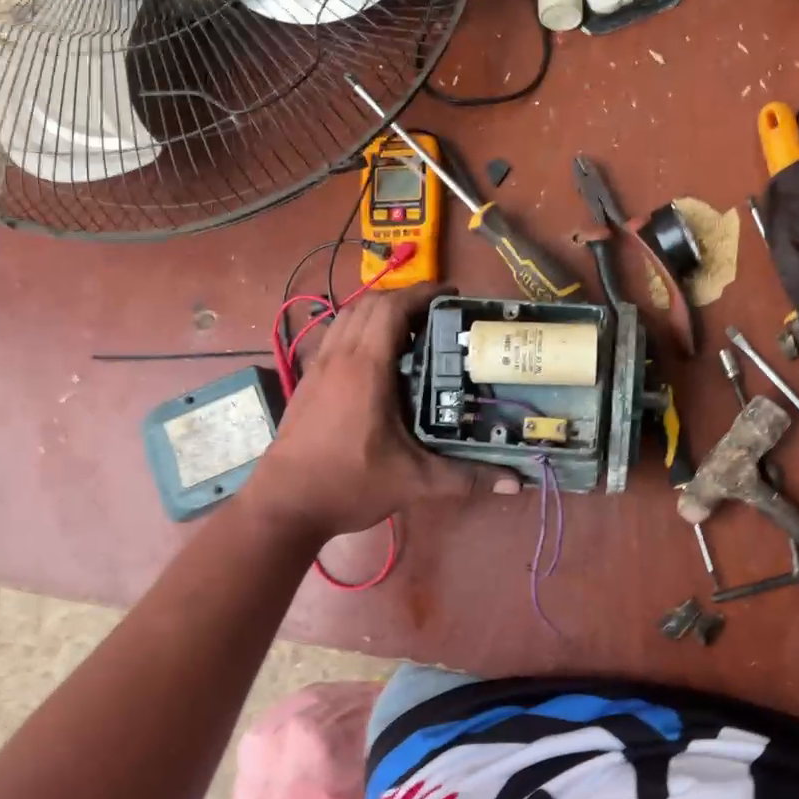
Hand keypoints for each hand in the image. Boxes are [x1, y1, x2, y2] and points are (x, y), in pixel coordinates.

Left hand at [241, 284, 518, 542]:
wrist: (283, 505)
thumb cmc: (348, 483)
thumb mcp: (414, 481)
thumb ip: (465, 477)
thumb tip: (515, 482)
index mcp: (366, 367)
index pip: (393, 307)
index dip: (424, 293)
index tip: (453, 296)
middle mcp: (339, 356)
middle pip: (370, 303)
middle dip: (406, 299)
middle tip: (439, 315)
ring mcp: (318, 367)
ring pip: (347, 316)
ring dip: (379, 311)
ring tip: (411, 330)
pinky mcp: (307, 381)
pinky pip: (335, 336)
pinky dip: (359, 330)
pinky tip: (377, 360)